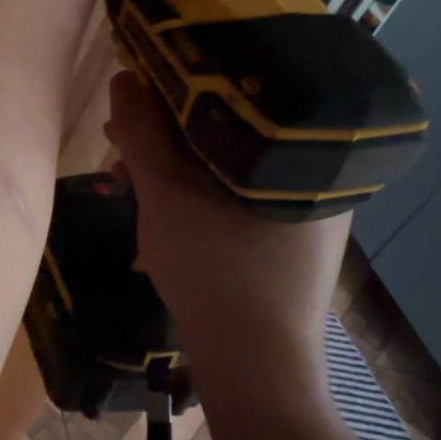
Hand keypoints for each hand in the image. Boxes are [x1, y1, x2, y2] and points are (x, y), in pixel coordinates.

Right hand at [103, 71, 347, 394]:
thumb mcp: (164, 191)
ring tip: (128, 174)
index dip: (177, 89)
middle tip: (120, 138)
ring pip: (230, 166)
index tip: (135, 95)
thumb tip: (124, 75)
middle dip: (167, 131)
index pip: (240, 97)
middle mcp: (320, 179)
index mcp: (308, 157)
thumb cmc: (214, 267)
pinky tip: (160, 203)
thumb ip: (143, 131)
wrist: (254, 363)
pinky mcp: (291, 243)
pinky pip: (238, 196)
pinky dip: (196, 190)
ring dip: (175, 162)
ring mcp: (308, 216)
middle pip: (232, 132)